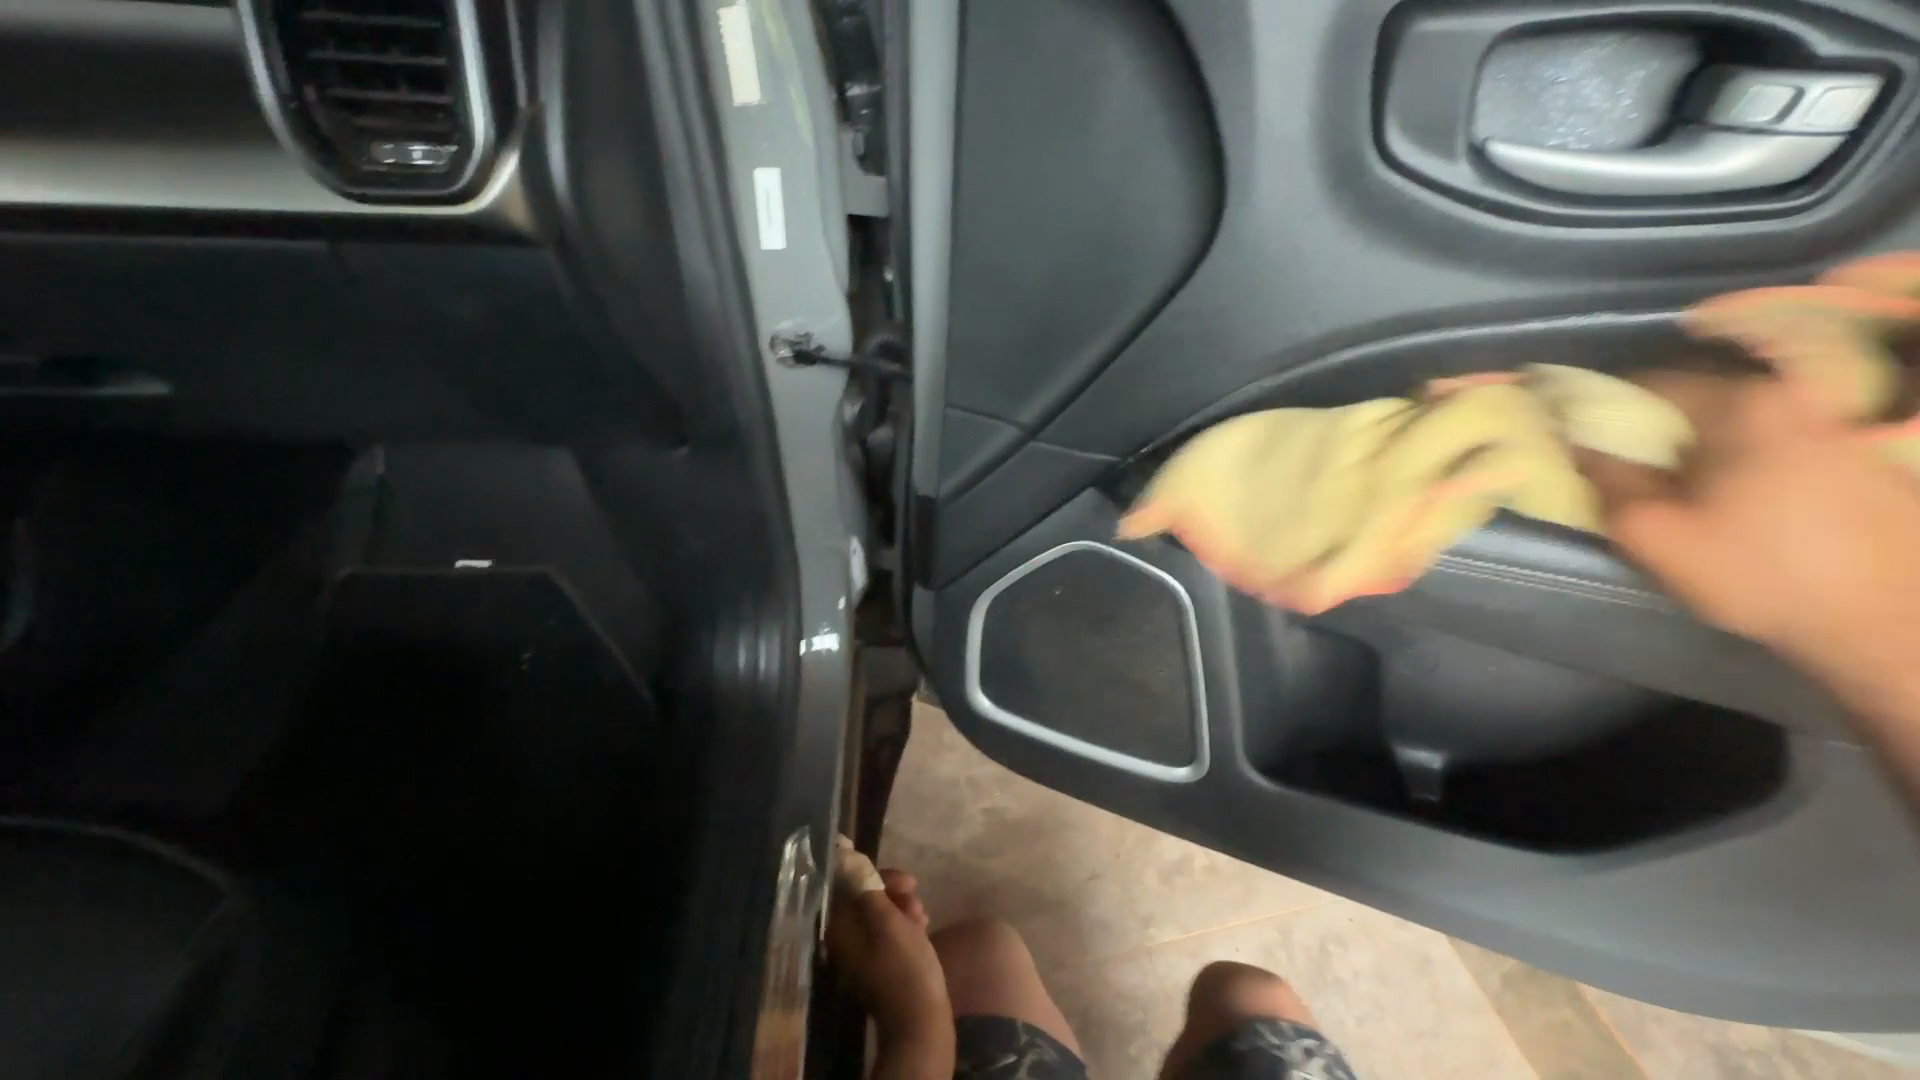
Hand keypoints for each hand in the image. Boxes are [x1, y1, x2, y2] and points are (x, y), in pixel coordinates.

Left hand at [826, 868, 952, 1056]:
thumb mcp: (887, 921)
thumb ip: (867, 887)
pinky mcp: (880, 962)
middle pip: (865, 897)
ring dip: (902, 907)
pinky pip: (888, 931)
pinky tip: (922, 928)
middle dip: (893, 892)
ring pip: (880, 912)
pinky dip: (905, 925)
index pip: (849, 883)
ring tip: (922, 917)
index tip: (907, 881)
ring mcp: (862, 952)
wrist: (920, 1021)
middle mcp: (844, 938)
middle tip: (916, 897)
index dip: (878, 875)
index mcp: (839, 928)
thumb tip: (845, 856)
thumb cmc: (904, 966)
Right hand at [1590, 375, 1919, 695]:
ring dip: (1704, 458)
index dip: (1604, 416)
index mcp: (1742, 404)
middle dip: (1658, 439)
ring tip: (1694, 507)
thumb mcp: (1653, 534)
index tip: (1589, 453)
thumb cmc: (1758, 573)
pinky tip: (1748, 517)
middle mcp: (1796, 398)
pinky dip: (1747, 470)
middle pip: (1695, 406)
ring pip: (1738, 430)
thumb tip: (1580, 445)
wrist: (1892, 623)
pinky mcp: (1864, 458)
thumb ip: (1607, 481)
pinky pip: (1778, 449)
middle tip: (1639, 487)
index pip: (1646, 385)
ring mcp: (1838, 426)